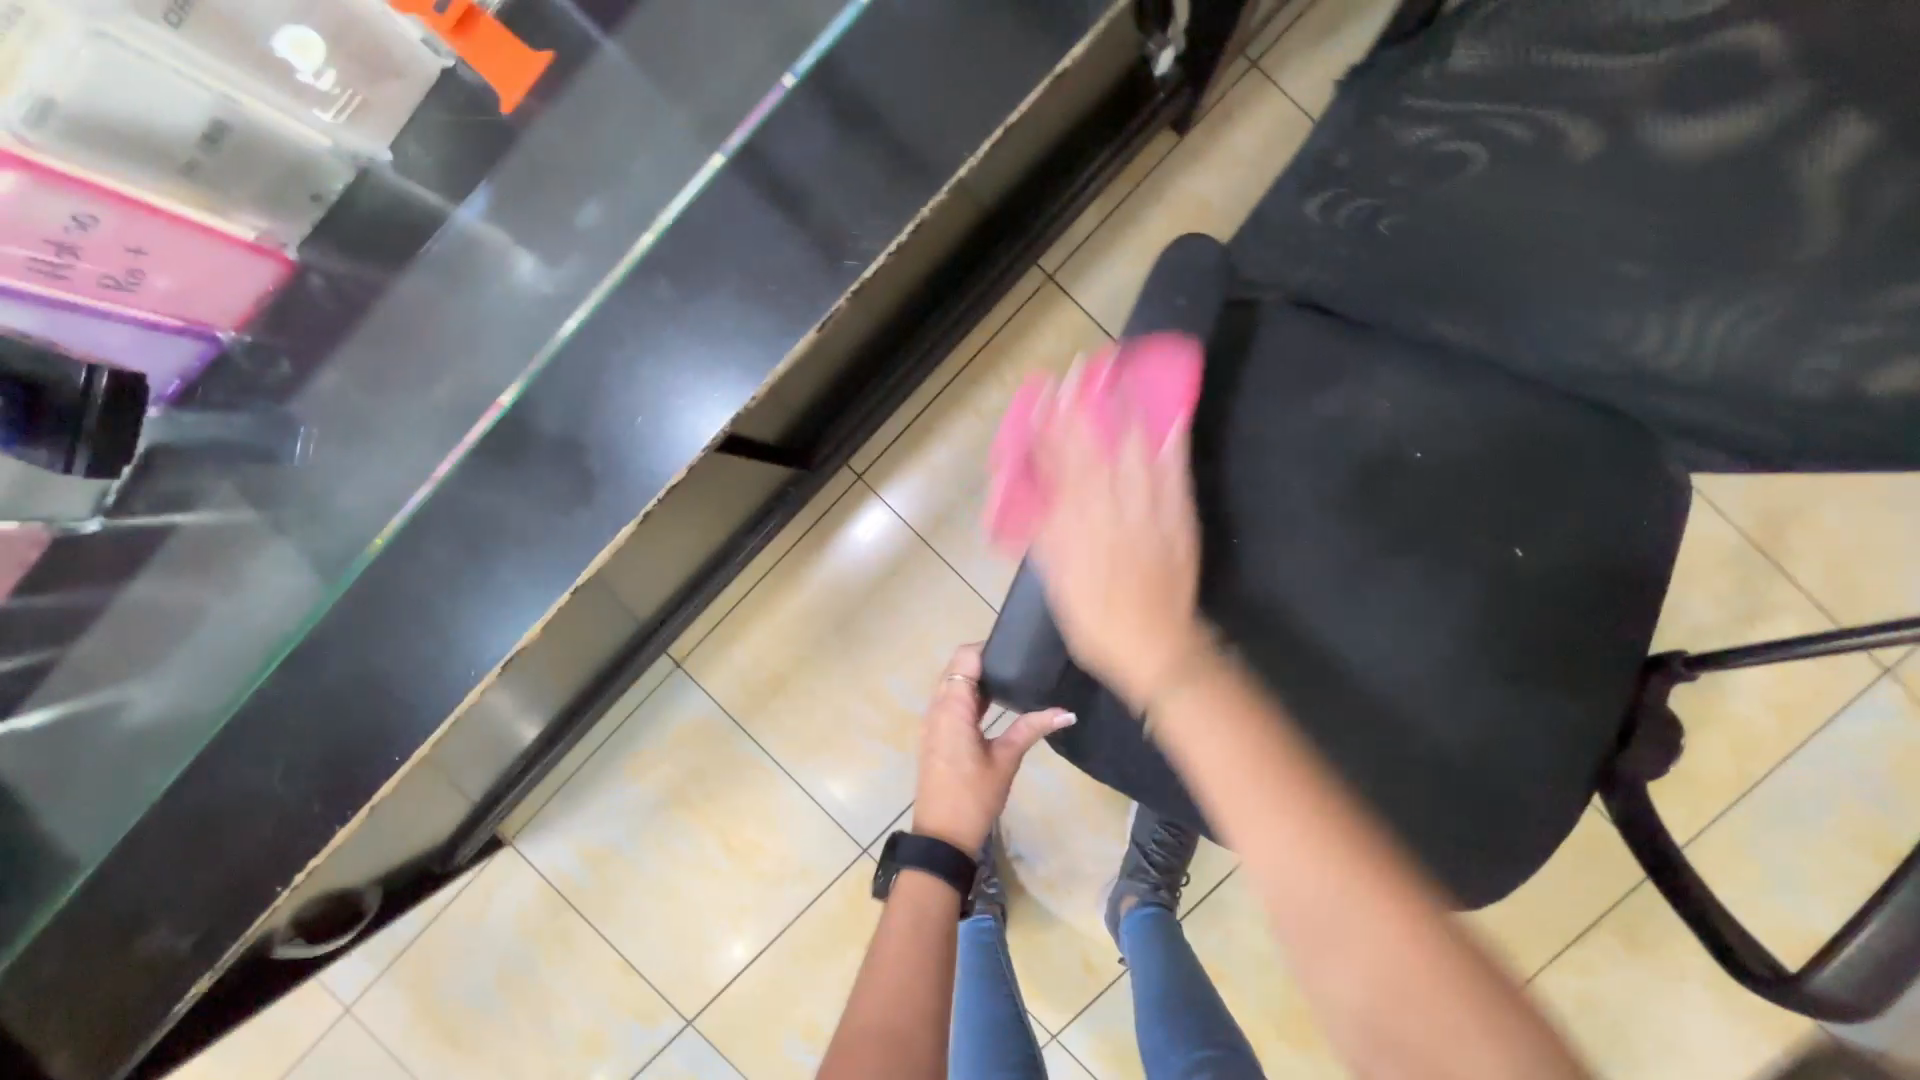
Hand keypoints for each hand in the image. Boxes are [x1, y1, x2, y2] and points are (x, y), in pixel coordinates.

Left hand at [912, 644, 1075, 852]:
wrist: (942, 835)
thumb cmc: (974, 796)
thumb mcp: (1006, 759)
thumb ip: (1032, 728)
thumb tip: (1067, 712)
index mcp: (951, 708)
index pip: (964, 657)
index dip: (987, 647)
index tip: (1016, 647)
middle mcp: (936, 708)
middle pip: (956, 667)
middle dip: (984, 661)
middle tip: (1019, 661)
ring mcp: (932, 722)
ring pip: (952, 685)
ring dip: (977, 679)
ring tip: (1012, 678)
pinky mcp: (935, 735)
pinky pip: (950, 702)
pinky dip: (969, 696)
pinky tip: (996, 703)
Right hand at [1030, 390, 1207, 712]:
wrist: (1155, 648)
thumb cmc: (1096, 621)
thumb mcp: (1058, 579)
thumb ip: (1045, 532)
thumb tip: (1033, 493)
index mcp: (1076, 526)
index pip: (1058, 466)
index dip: (1049, 428)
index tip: (1042, 396)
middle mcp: (1109, 511)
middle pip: (1094, 449)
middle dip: (1084, 407)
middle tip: (1080, 370)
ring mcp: (1148, 512)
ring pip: (1132, 454)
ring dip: (1123, 412)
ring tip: (1119, 376)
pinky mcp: (1179, 519)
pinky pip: (1173, 475)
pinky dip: (1170, 443)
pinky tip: (1169, 416)